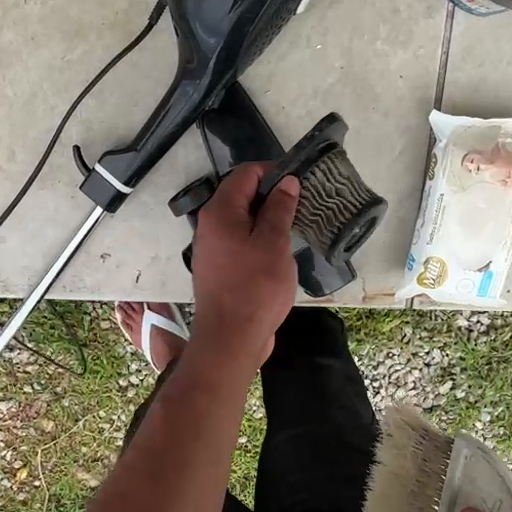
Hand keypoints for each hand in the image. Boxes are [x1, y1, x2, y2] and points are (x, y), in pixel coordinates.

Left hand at [190, 163, 298, 369]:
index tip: (300, 181)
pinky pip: (240, 244)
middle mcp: (210, 226)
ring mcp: (212, 250)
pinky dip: (258, 241)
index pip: (245, 174)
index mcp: (220, 212)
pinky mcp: (219, 271)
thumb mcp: (274, 243)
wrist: (230, 339)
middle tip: (302, 205)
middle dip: (271, 196)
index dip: (273, 171)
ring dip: (267, 221)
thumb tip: (286, 181)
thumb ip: (280, 209)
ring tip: (295, 228)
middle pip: (241, 196)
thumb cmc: (255, 288)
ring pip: (241, 222)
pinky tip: (279, 253)